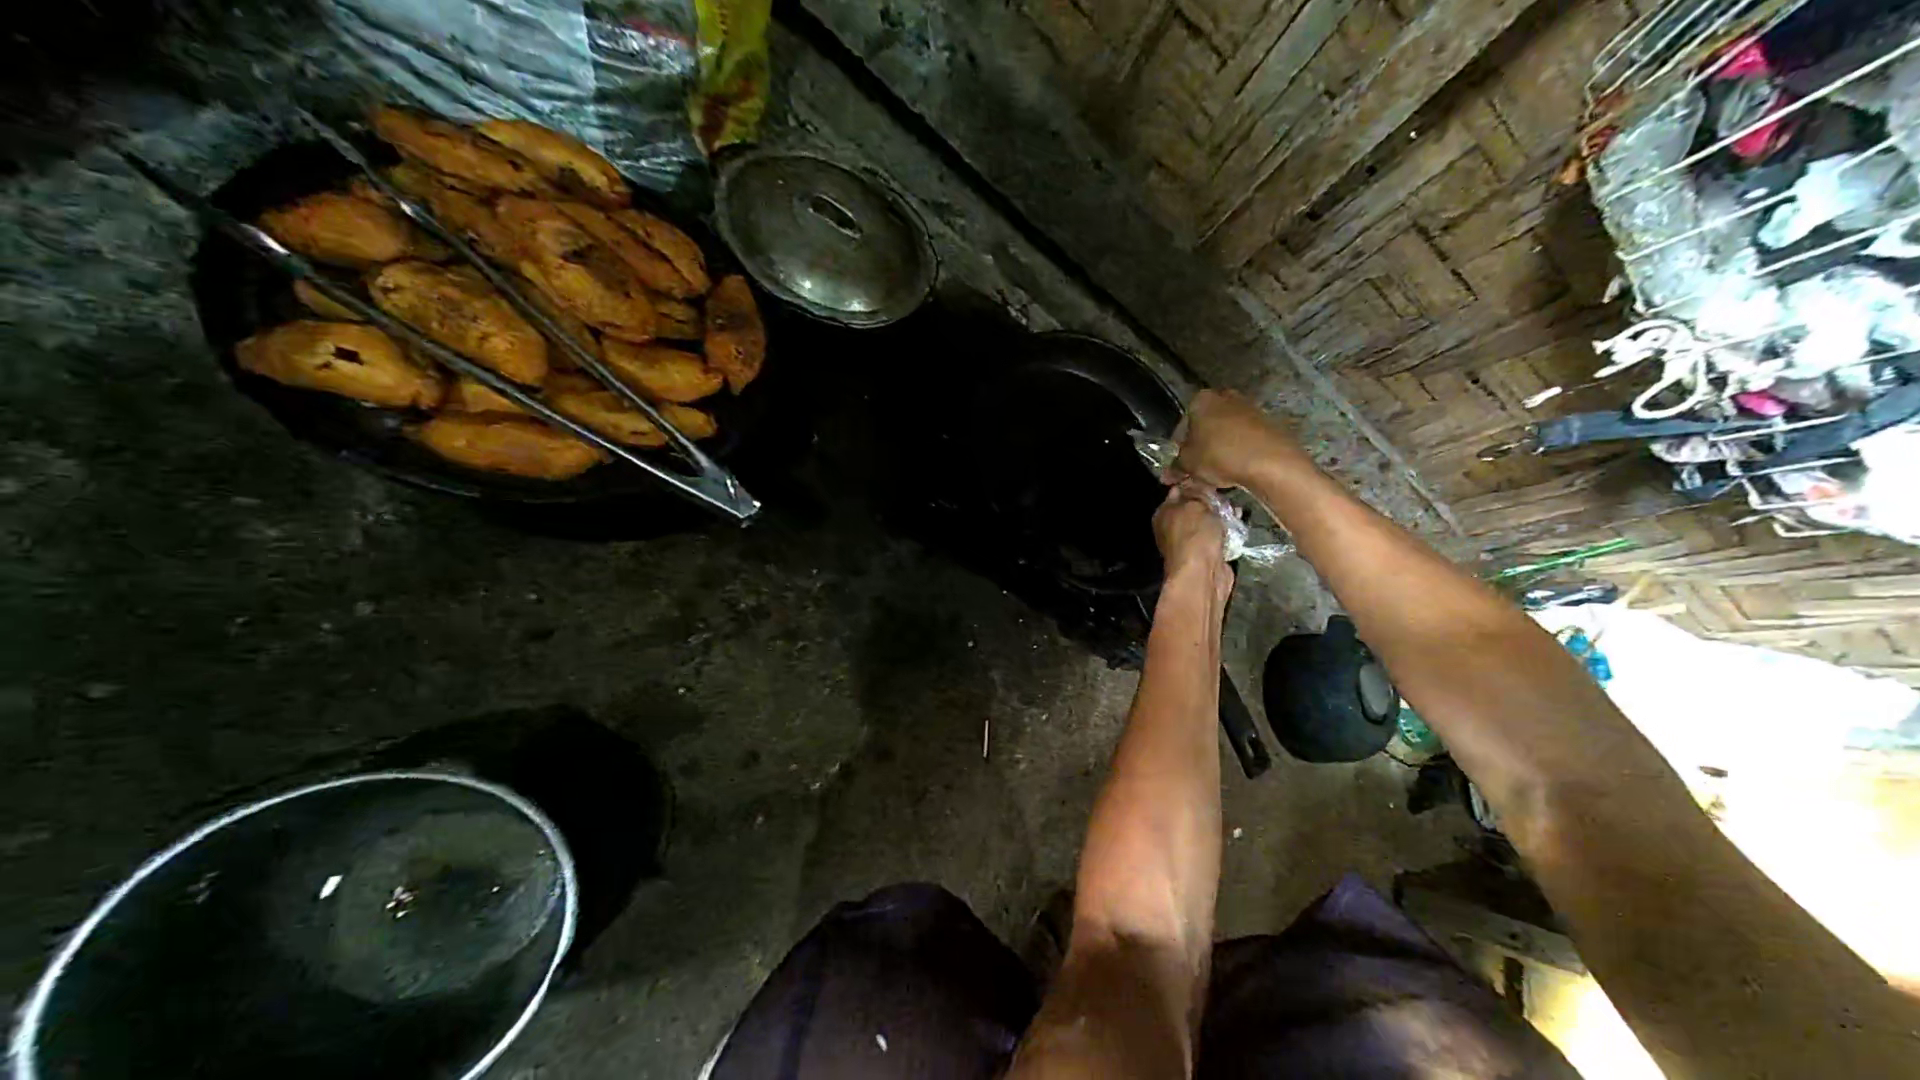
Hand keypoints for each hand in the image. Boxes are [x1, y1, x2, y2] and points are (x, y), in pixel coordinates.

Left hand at [1153, 482, 1228, 579]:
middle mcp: (1173, 529)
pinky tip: (1238, 523)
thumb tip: (1192, 485)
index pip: (1177, 492)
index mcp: (1163, 514)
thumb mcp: (1194, 504)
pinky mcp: (1206, 555)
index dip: (1194, 484)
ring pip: (1208, 523)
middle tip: (1226, 495)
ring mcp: (1189, 543)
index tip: (1211, 479)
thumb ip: (1195, 492)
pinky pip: (1218, 537)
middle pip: (1194, 508)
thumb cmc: (1194, 533)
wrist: (1202, 573)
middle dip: (1211, 501)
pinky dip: (1227, 531)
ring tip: (1236, 509)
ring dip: (1222, 516)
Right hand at [1173, 390, 1307, 488]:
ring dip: (1220, 448)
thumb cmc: (1219, 455)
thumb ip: (1176, 467)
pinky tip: (1238, 469)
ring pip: (1226, 431)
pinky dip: (1239, 451)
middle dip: (1201, 445)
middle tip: (1198, 469)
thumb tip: (1168, 475)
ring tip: (1218, 472)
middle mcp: (1225, 397)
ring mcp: (1250, 408)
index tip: (1182, 464)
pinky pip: (1245, 438)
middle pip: (1206, 424)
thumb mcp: (1188, 464)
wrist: (1270, 461)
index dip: (1180, 447)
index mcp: (1201, 400)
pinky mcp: (1268, 422)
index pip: (1183, 424)